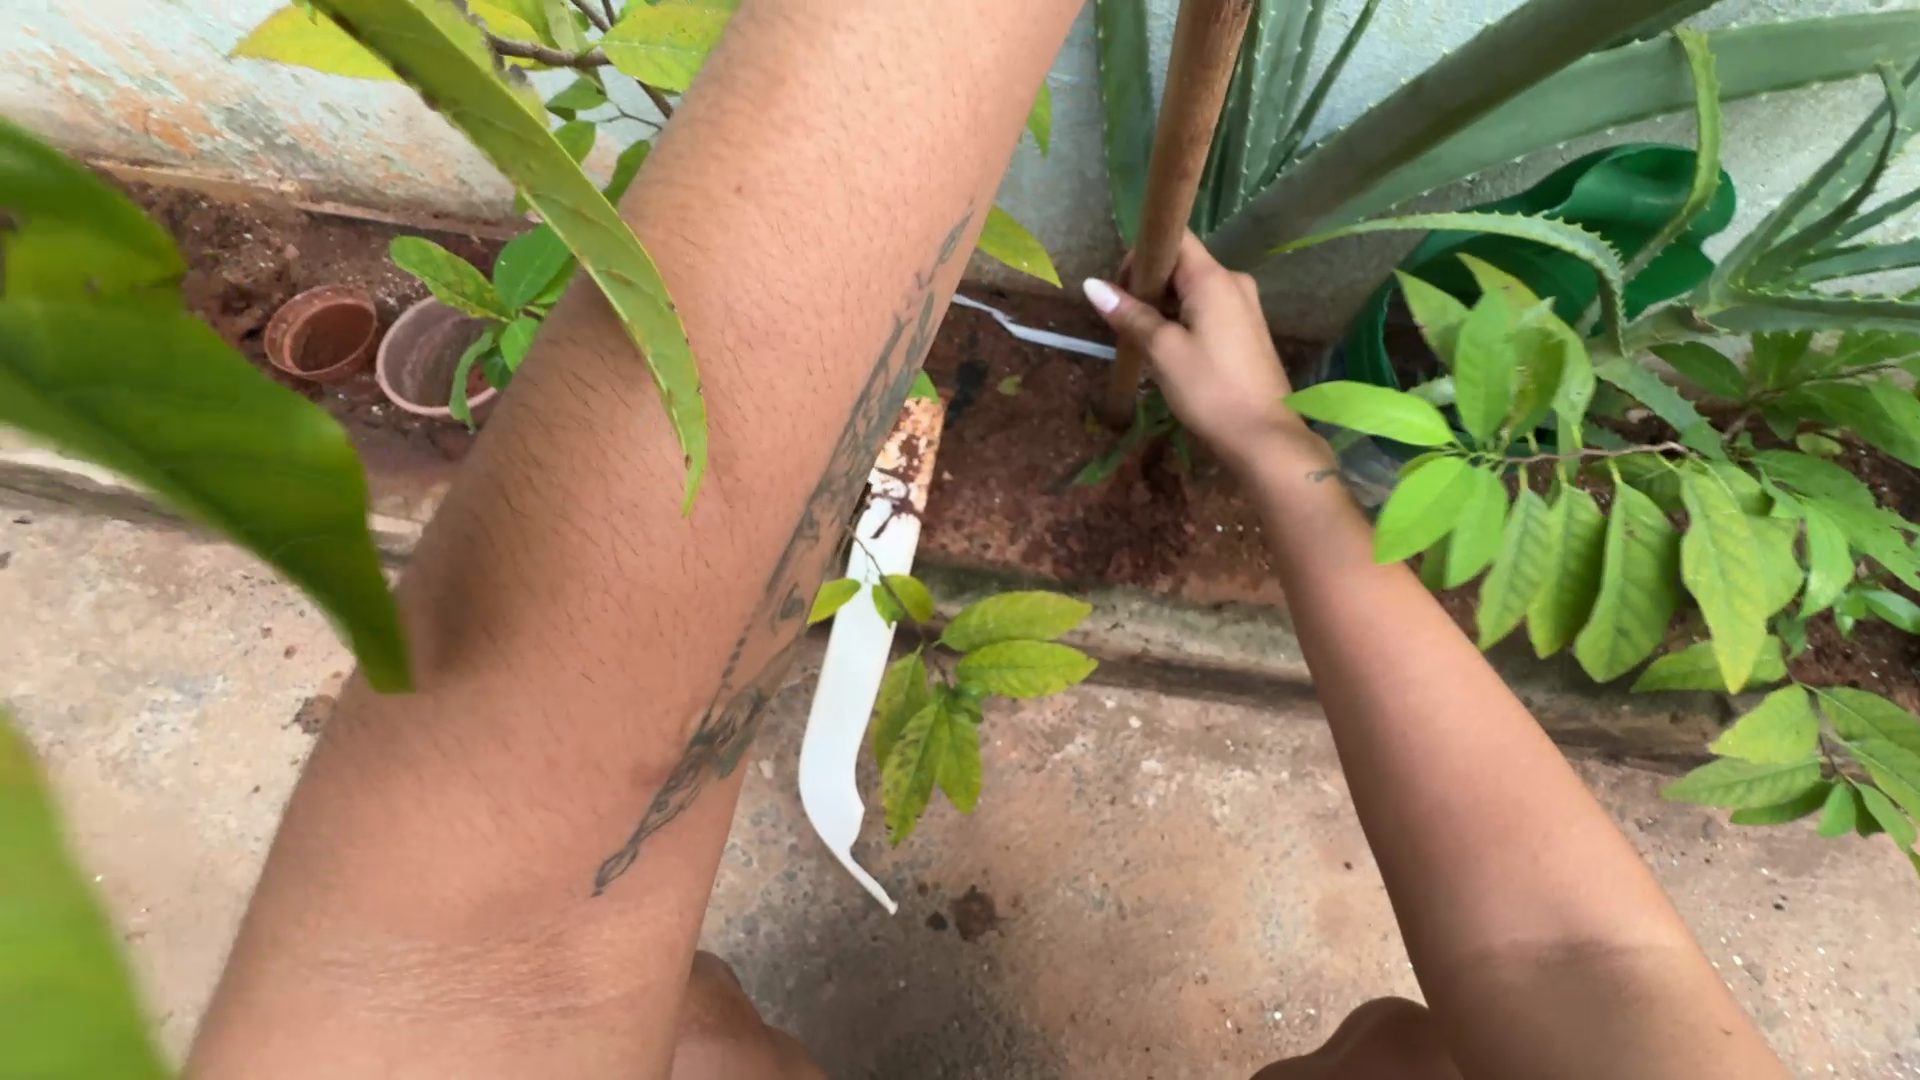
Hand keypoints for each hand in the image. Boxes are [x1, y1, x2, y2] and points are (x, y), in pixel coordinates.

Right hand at [1083, 231, 1321, 473]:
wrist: (1261, 436)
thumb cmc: (1209, 389)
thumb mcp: (1162, 351)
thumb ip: (1129, 315)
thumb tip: (1091, 286)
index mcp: (1213, 278)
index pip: (1174, 238)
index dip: (1141, 255)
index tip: (1120, 290)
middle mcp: (1233, 282)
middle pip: (1181, 265)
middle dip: (1148, 287)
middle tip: (1125, 324)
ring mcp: (1243, 306)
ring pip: (1192, 291)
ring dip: (1163, 308)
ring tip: (1144, 344)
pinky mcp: (1245, 330)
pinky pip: (1206, 311)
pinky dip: (1182, 322)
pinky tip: (1170, 353)